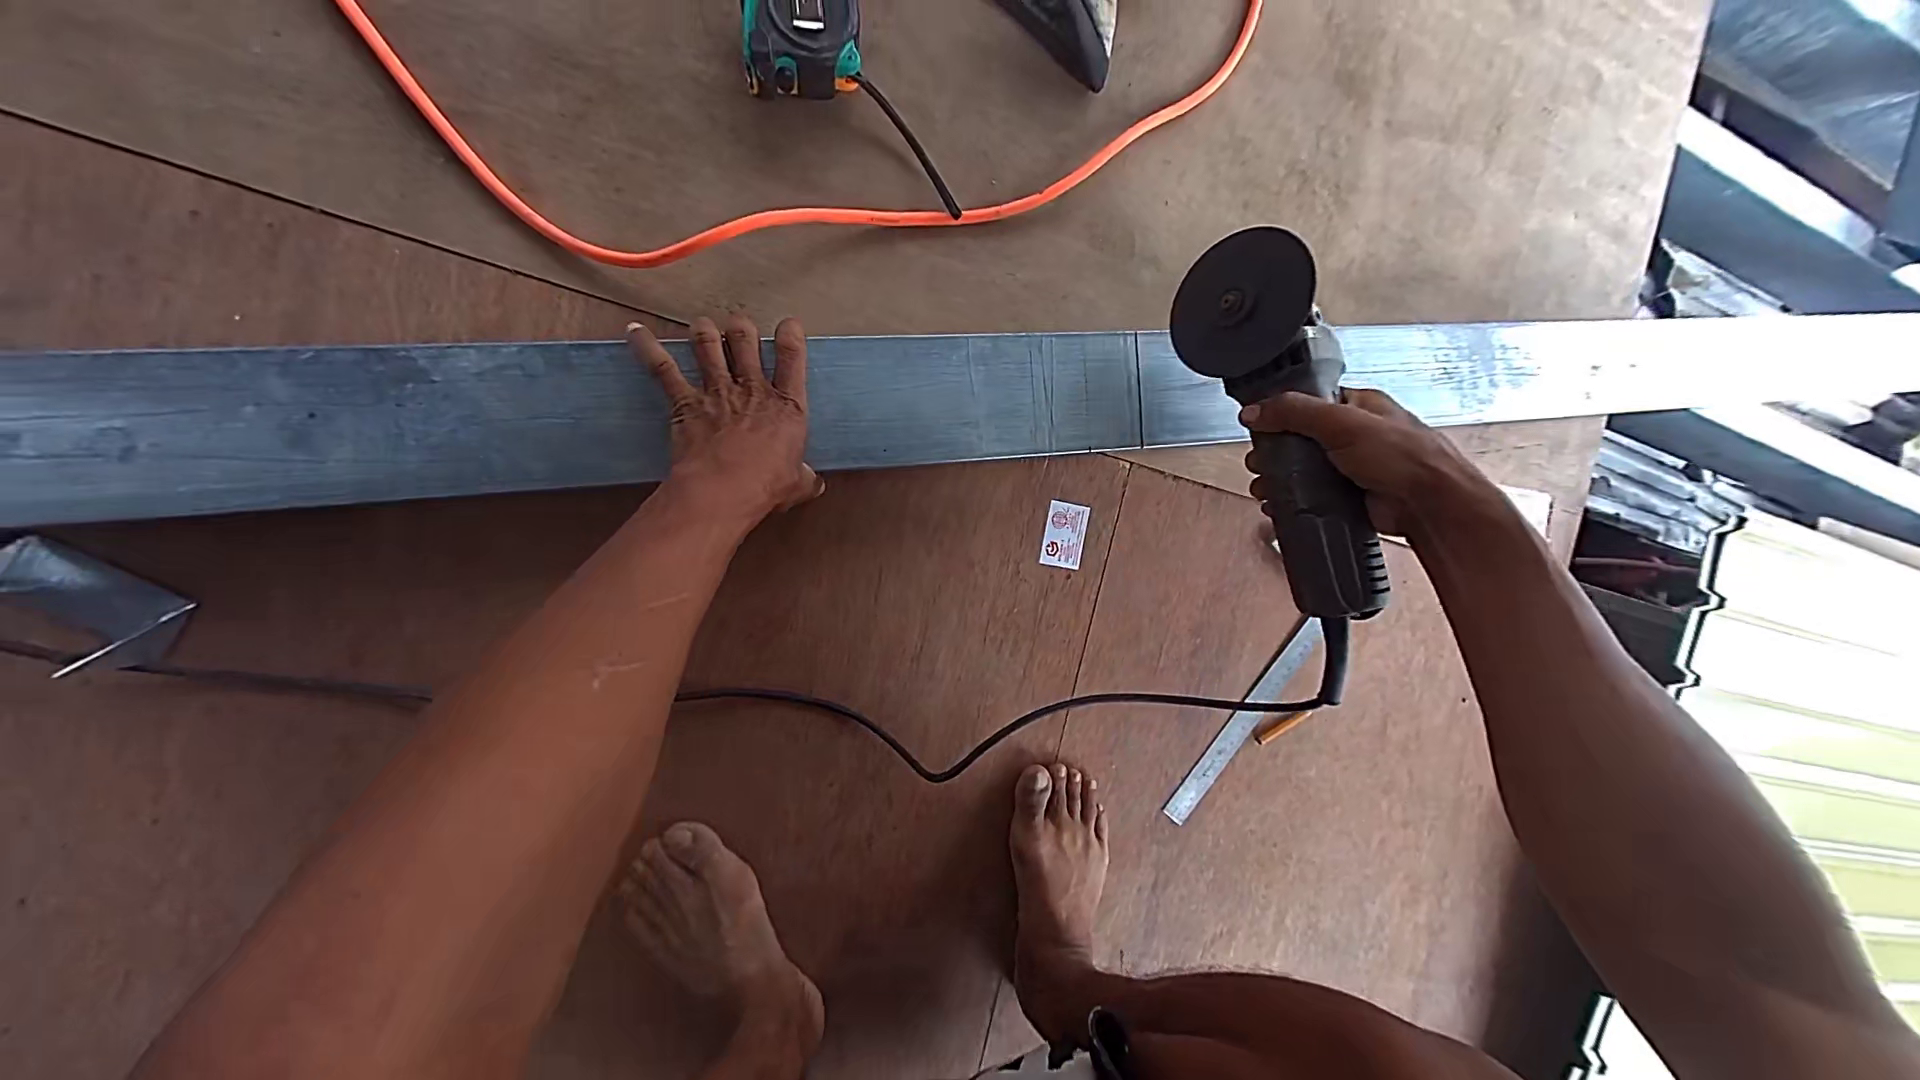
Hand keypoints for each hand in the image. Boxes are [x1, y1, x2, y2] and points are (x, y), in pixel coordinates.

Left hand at [628, 315, 822, 521]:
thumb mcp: (799, 483)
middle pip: (745, 340)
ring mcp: (716, 392)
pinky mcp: (685, 403)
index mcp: (787, 406)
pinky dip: (646, 347)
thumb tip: (815, 483)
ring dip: (704, 331)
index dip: (790, 336)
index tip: (788, 325)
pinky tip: (636, 331)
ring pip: (707, 344)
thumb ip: (806, 477)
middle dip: (741, 328)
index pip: (792, 358)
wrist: (725, 489)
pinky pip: (661, 367)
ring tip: (703, 326)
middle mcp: (752, 389)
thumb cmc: (765, 485)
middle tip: (739, 328)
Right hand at [1238, 388, 1495, 537]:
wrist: (1429, 506)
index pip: (1307, 402)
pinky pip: (1309, 494)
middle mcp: (1352, 434)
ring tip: (1264, 488)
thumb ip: (1295, 412)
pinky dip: (1290, 500)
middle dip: (1273, 453)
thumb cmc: (1405, 458)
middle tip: (1259, 463)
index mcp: (1357, 406)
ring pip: (1300, 470)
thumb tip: (1254, 410)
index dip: (1279, 413)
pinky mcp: (1345, 495)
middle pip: (1298, 439)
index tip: (1257, 426)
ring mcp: (1348, 466)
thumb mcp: (1343, 422)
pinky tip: (1278, 505)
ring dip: (1277, 479)